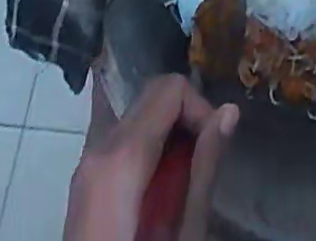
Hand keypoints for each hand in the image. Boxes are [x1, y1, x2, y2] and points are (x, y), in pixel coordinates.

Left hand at [65, 74, 238, 240]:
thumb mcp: (184, 236)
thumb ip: (203, 170)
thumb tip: (229, 111)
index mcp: (119, 157)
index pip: (169, 88)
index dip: (200, 109)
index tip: (214, 148)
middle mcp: (97, 146)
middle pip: (151, 95)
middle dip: (186, 117)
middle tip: (203, 165)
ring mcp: (86, 159)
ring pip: (138, 112)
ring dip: (169, 132)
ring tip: (184, 180)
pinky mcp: (86, 175)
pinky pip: (124, 135)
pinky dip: (150, 145)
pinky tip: (161, 186)